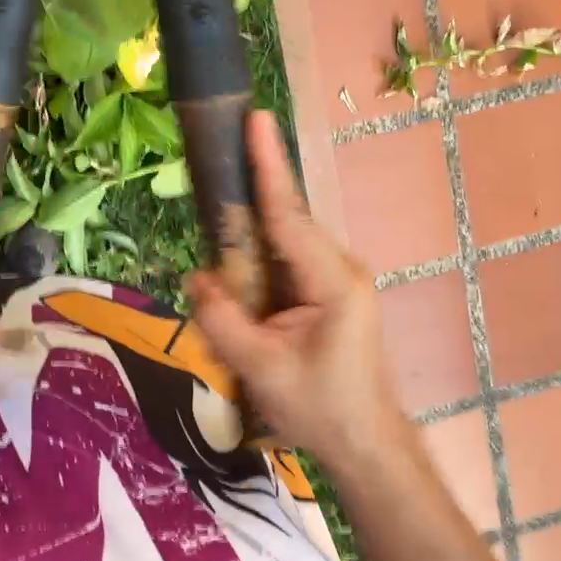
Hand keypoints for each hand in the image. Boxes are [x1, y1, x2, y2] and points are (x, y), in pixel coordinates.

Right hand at [189, 111, 409, 465]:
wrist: (364, 441)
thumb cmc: (320, 408)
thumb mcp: (260, 368)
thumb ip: (222, 320)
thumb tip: (195, 277)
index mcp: (332, 281)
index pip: (288, 215)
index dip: (269, 166)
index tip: (257, 119)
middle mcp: (339, 267)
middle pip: (282, 221)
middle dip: (245, 198)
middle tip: (213, 170)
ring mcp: (334, 278)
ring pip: (279, 242)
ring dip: (245, 241)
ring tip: (220, 248)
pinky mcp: (324, 292)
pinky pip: (281, 263)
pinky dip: (254, 263)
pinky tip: (236, 283)